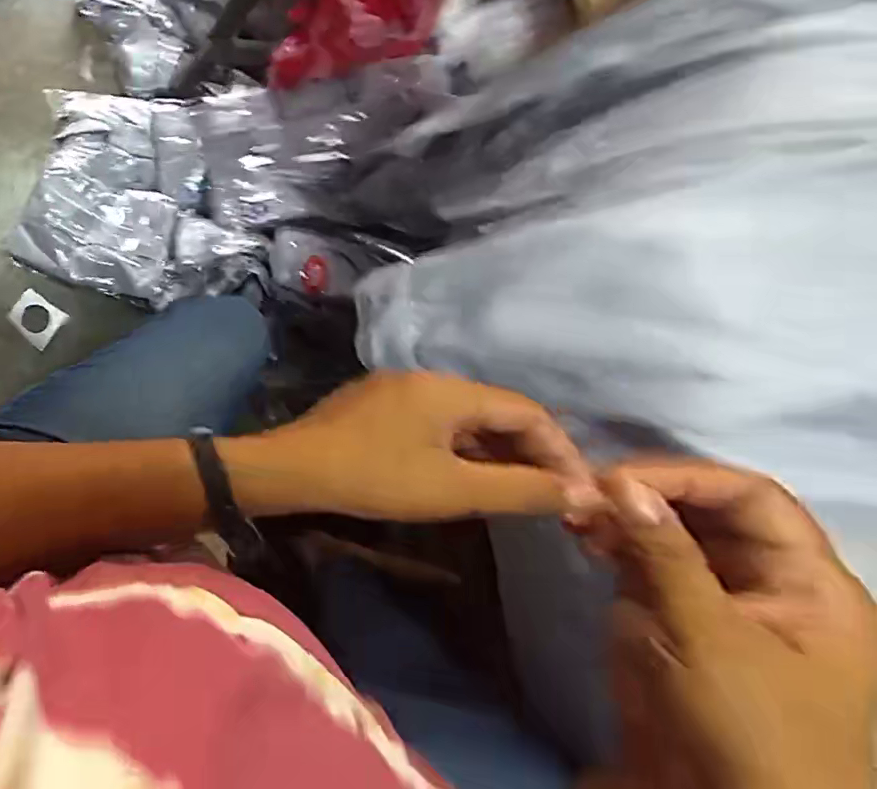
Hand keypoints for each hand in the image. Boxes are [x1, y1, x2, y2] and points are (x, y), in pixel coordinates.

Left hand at [221, 371, 598, 520]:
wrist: (292, 467)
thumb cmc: (376, 476)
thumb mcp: (457, 489)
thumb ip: (525, 489)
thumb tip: (584, 491)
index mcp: (444, 388)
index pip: (527, 410)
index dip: (562, 452)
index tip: (580, 494)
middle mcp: (418, 378)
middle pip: (493, 409)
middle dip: (527, 452)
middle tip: (550, 497)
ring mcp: (389, 389)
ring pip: (459, 416)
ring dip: (491, 451)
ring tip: (512, 492)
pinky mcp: (368, 405)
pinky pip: (428, 420)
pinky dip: (455, 446)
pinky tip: (460, 476)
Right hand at [579, 459, 876, 788]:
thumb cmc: (747, 720)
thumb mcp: (707, 634)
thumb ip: (665, 553)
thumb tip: (620, 482)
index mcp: (811, 586)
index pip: (752, 499)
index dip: (685, 477)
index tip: (612, 479)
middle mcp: (767, 580)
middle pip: (707, 507)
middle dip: (642, 491)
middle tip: (582, 493)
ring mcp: (716, 594)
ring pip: (669, 526)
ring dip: (619, 512)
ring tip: (574, 517)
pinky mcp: (671, 607)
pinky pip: (642, 553)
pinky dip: (609, 536)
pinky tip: (580, 537)